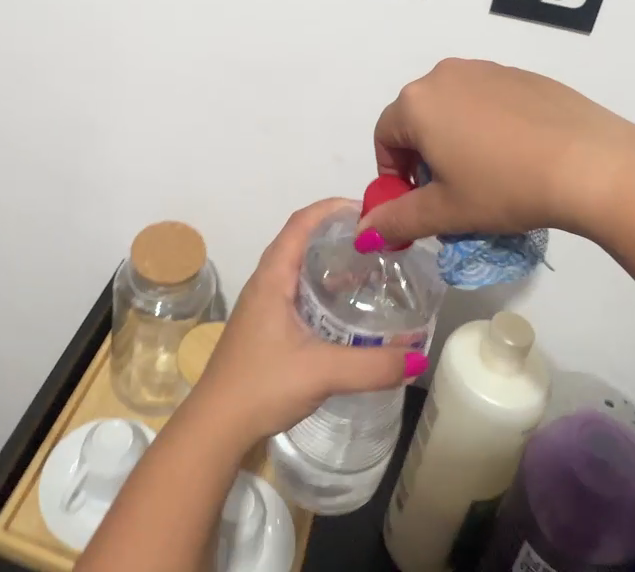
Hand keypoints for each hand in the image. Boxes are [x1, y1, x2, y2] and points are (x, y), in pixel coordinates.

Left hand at [187, 198, 426, 446]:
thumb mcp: (322, 372)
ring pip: (301, 270)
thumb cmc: (262, 385)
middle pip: (303, 242)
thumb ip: (373, 365)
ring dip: (332, 265)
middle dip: (339, 236)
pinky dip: (325, 291)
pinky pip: (300, 294)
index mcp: (273, 277)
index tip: (368, 210)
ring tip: (373, 271)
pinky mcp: (267, 328)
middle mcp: (266, 283)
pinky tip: (348, 311)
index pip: (301, 223)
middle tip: (380, 243)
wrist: (216, 425)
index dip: (332, 208)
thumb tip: (418, 357)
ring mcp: (264, 306)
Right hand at [360, 58, 634, 247]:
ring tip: (489, 176)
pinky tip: (519, 157)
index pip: (384, 136)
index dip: (393, 174)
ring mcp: (487, 70)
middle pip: (418, 118)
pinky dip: (490, 127)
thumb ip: (398, 219)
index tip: (417, 202)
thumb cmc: (505, 187)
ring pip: (454, 108)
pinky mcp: (523, 75)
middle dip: (425, 157)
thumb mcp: (446, 212)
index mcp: (417, 103)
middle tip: (452, 194)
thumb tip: (365, 231)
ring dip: (456, 140)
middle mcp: (445, 75)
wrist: (591, 164)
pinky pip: (489, 101)